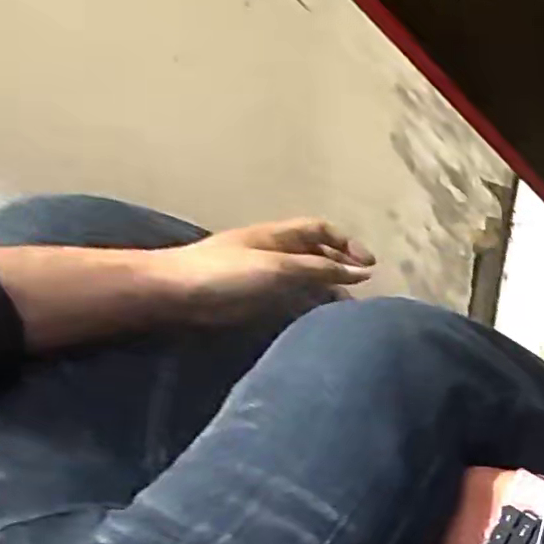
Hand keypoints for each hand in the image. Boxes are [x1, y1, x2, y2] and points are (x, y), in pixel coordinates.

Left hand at [151, 217, 374, 320]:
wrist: (174, 294)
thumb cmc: (225, 272)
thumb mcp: (280, 266)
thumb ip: (324, 268)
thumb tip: (364, 273)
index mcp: (278, 237)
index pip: (321, 230)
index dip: (348, 242)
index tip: (369, 264)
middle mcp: (278, 252)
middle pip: (321, 252)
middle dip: (346, 265)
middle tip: (364, 283)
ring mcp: (272, 275)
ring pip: (315, 276)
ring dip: (336, 286)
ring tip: (352, 303)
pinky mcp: (267, 297)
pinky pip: (304, 296)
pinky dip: (322, 302)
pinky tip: (331, 313)